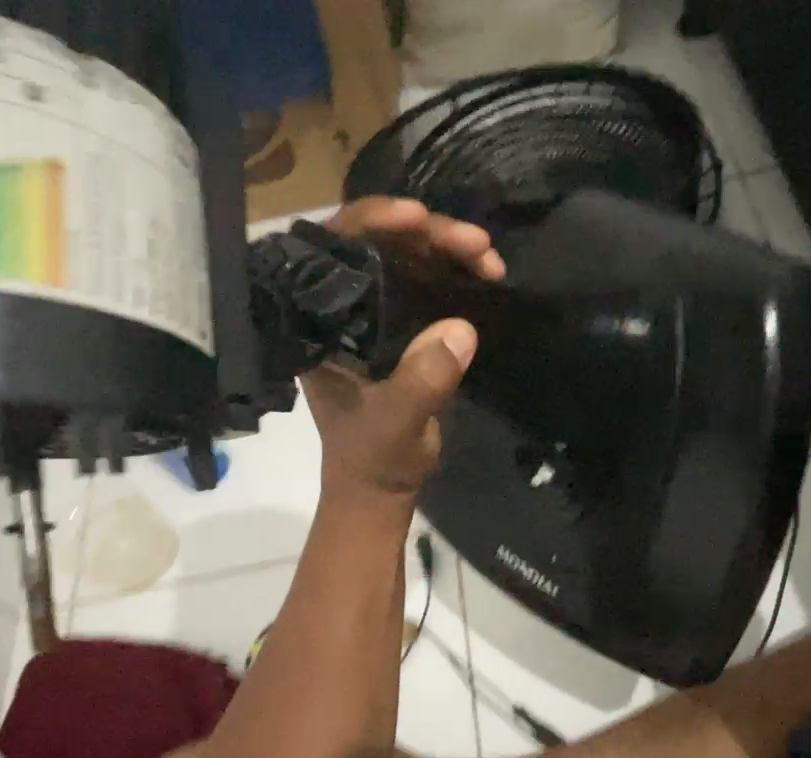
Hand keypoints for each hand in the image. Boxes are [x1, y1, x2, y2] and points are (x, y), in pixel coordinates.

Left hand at [304, 199, 503, 501]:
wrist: (382, 486)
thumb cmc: (375, 456)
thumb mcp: (397, 423)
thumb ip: (422, 380)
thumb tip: (460, 328)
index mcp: (320, 320)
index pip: (336, 249)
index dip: (374, 222)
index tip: (417, 218)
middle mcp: (343, 307)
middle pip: (379, 245)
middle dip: (429, 234)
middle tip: (477, 244)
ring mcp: (374, 314)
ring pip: (408, 259)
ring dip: (449, 250)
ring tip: (490, 258)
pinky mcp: (402, 326)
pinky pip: (428, 283)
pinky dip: (457, 273)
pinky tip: (486, 272)